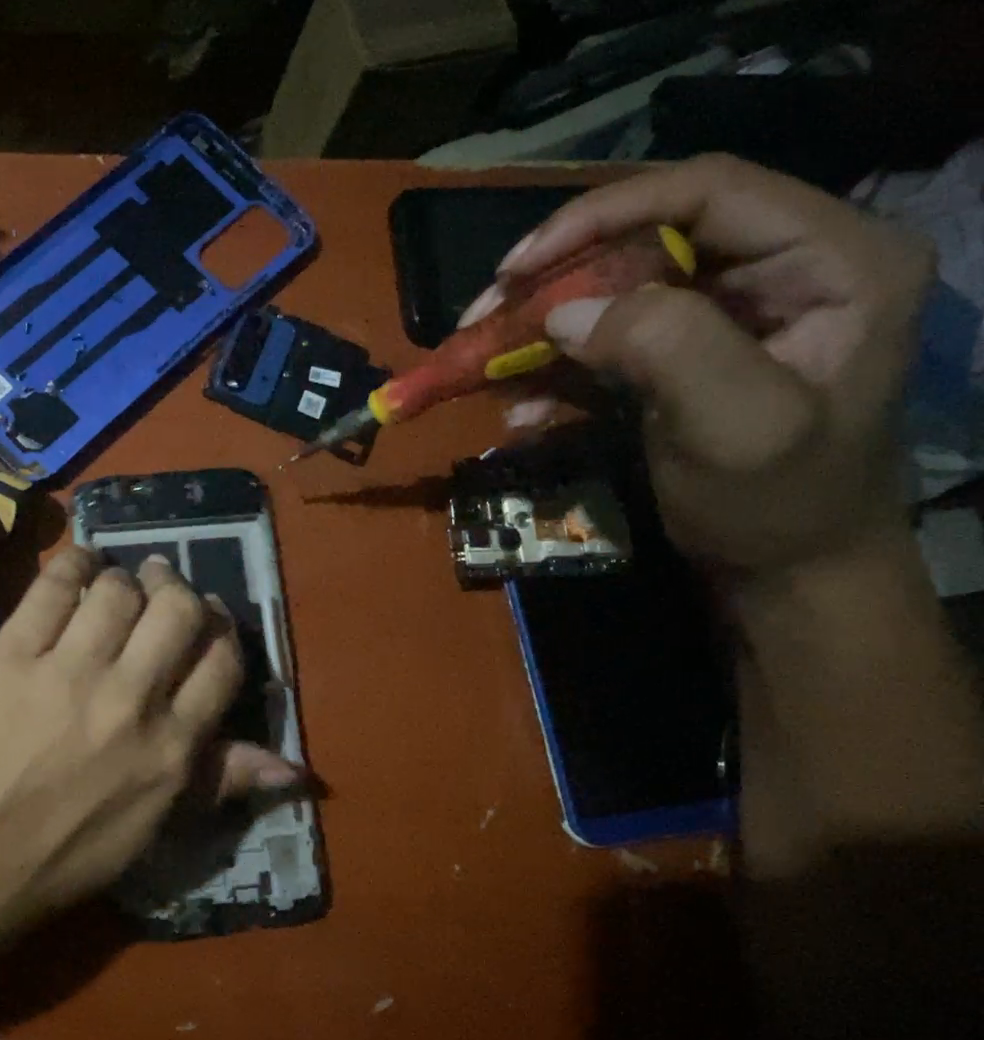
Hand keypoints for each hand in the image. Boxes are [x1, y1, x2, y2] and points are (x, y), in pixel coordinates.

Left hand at [0, 547, 297, 939]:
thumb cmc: (52, 862)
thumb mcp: (146, 834)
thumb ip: (214, 785)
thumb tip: (291, 767)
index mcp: (171, 749)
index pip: (222, 663)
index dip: (219, 628)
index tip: (205, 616)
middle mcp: (129, 700)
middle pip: (176, 611)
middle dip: (175, 588)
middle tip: (160, 584)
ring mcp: (68, 673)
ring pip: (117, 592)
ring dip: (121, 579)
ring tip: (110, 584)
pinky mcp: (10, 654)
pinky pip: (54, 587)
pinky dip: (73, 565)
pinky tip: (75, 567)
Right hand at [485, 154, 935, 574]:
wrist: (788, 569)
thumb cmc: (779, 501)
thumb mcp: (740, 426)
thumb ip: (667, 347)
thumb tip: (565, 311)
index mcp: (835, 259)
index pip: (708, 190)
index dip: (604, 213)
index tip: (519, 267)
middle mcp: (786, 264)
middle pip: (650, 229)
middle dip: (557, 270)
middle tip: (486, 311)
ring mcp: (731, 306)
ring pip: (615, 277)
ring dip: (541, 317)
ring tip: (484, 358)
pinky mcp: (684, 344)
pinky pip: (604, 329)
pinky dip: (551, 362)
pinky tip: (519, 405)